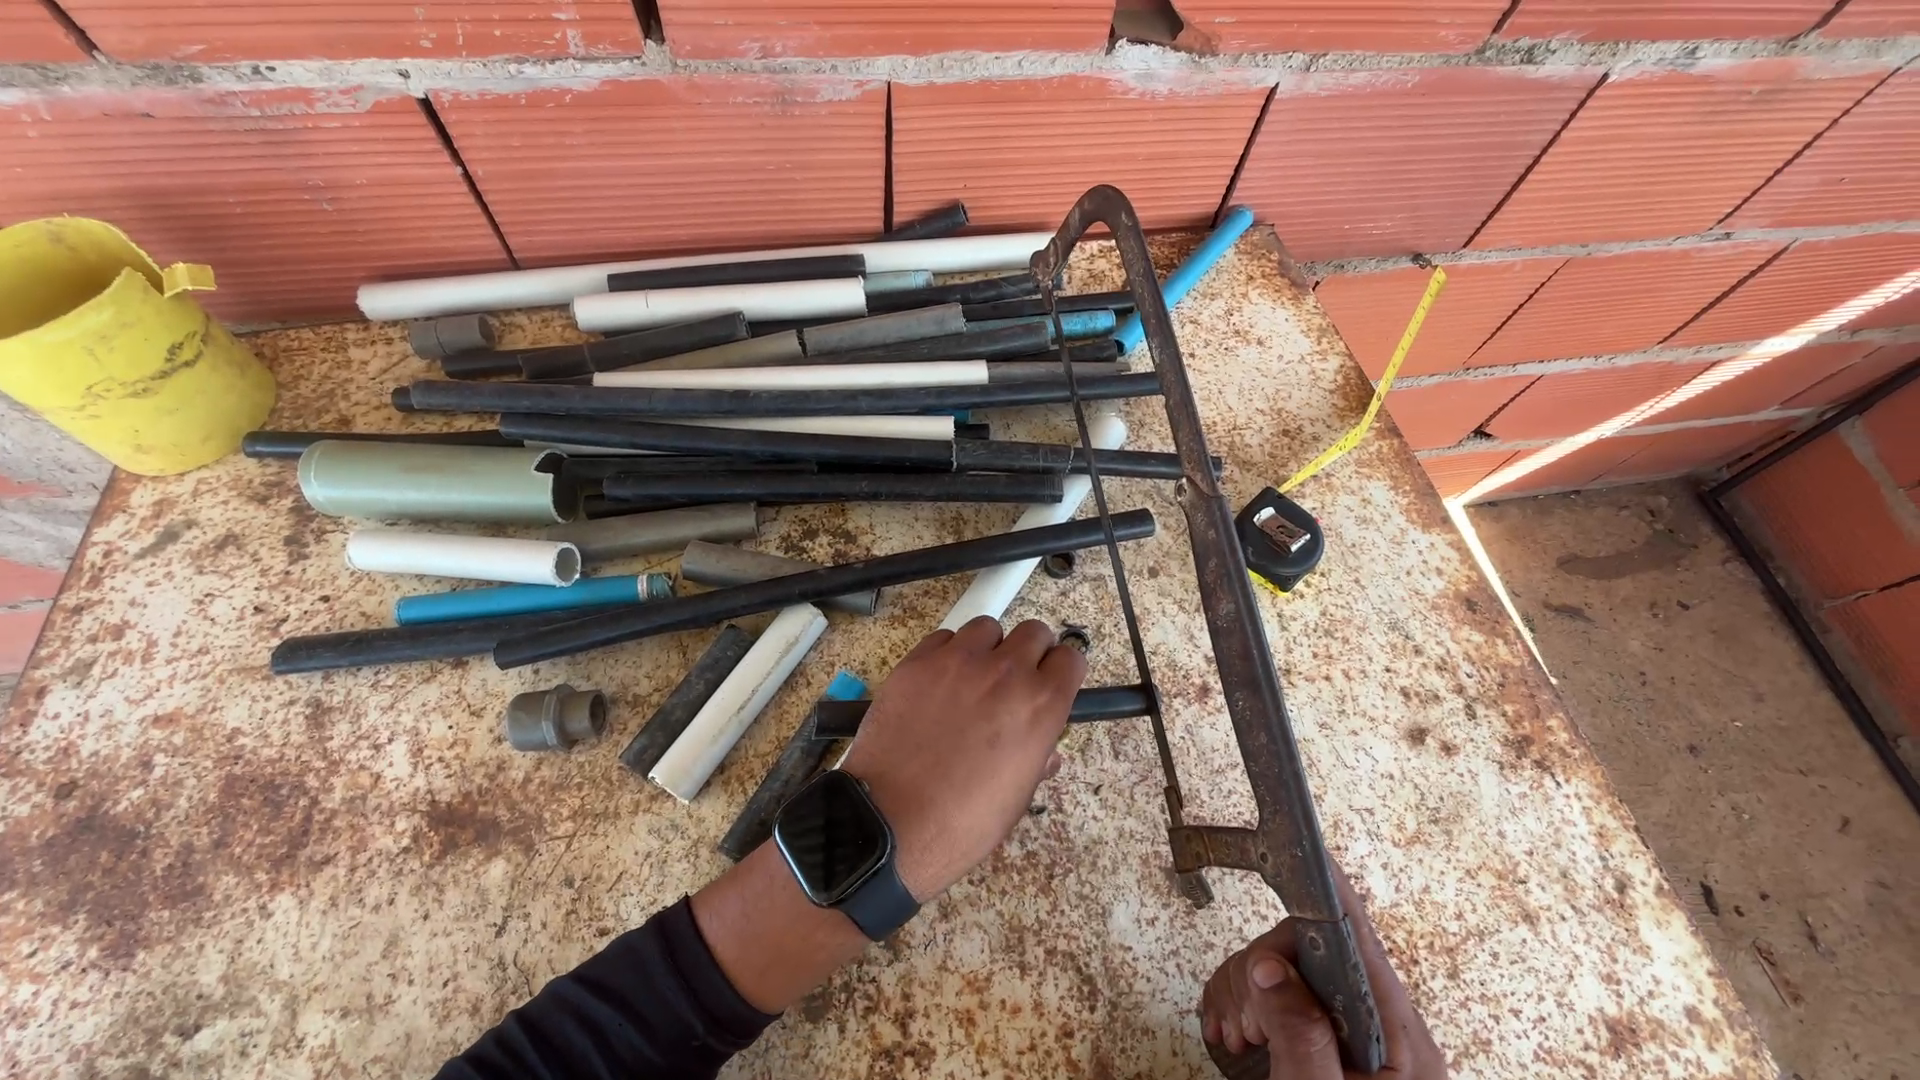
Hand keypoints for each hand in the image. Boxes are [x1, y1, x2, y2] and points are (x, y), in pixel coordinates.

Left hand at [839, 616, 1086, 900]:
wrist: (894, 822)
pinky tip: (938, 682)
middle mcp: (1005, 673)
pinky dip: (946, 653)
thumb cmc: (962, 821)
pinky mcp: (917, 662)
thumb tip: (1045, 752)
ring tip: (973, 676)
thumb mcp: (1018, 796)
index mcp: (1040, 706)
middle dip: (1029, 652)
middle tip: (1014, 678)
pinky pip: (942, 638)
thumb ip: (1037, 760)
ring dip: (988, 647)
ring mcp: (958, 662)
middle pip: (1033, 632)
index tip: (1051, 681)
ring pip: (987, 627)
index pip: (1070, 658)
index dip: (1061, 671)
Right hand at [1199, 865, 1446, 1078]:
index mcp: (1397, 1036)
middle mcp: (1381, 1025)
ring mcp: (1354, 1032)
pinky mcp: (1329, 1039)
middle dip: (1257, 969)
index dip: (1326, 889)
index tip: (1301, 850)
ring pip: (1284, 965)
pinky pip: (1278, 991)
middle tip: (1242, 1023)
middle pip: (1307, 947)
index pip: (1359, 936)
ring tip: (1237, 1035)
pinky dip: (1245, 1001)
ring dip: (1245, 989)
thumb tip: (1269, 962)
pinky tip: (1234, 1027)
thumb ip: (1301, 1036)